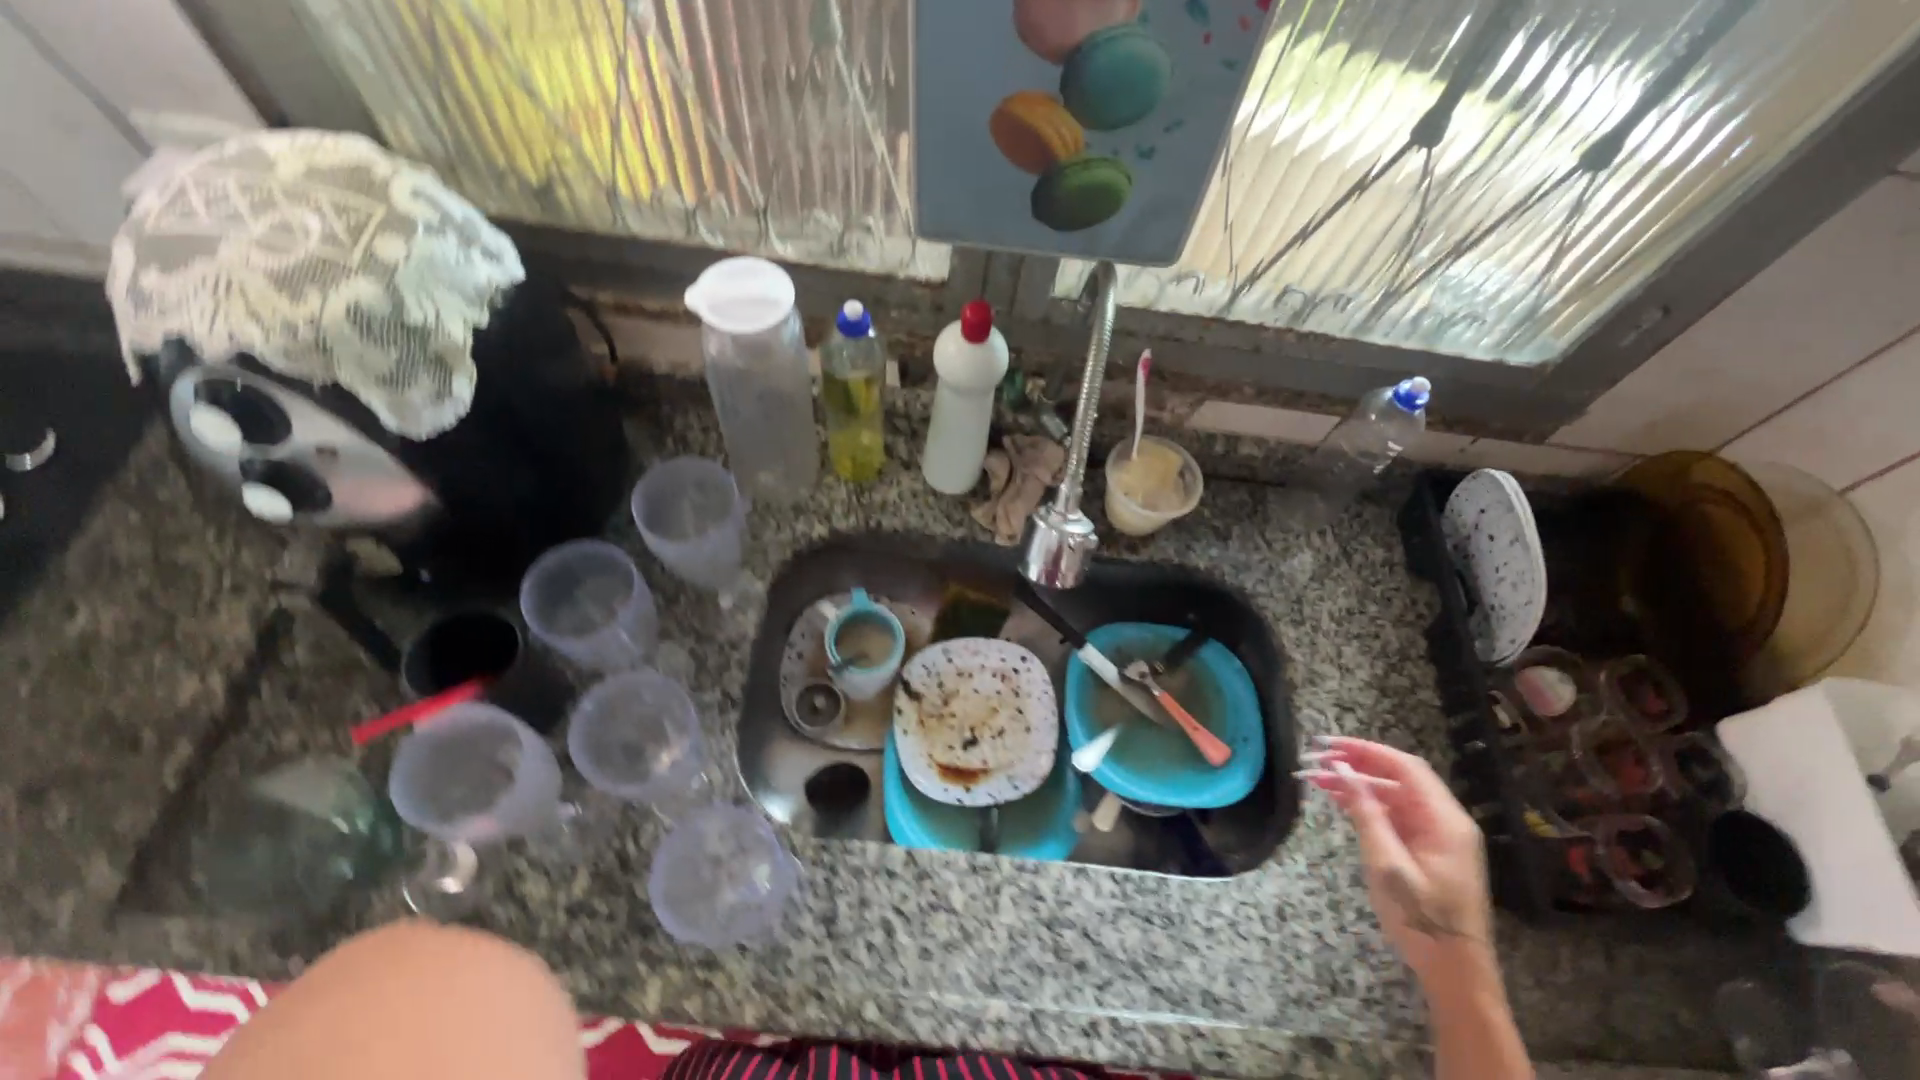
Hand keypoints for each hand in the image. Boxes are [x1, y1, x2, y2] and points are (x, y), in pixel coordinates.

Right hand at [1303, 736, 1493, 983]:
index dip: (1365, 750)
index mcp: (1444, 820)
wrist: (1457, 972)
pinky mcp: (1430, 850)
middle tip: (1314, 761)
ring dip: (1358, 784)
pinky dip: (1369, 805)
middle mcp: (1446, 820)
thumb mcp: (1387, 866)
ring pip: (1395, 795)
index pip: (1404, 767)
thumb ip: (1366, 814)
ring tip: (1317, 781)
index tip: (1326, 746)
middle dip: (1357, 764)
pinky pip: (1398, 815)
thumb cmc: (1422, 920)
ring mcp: (1439, 836)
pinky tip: (1341, 803)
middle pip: (1399, 777)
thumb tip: (1343, 771)